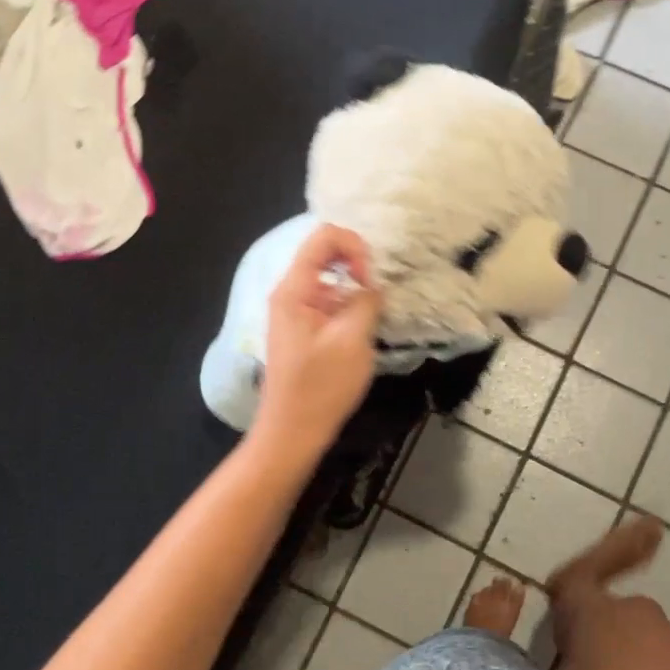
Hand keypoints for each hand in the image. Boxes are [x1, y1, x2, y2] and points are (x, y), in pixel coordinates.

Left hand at [251, 224, 382, 456]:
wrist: (292, 432)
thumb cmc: (321, 387)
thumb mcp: (353, 340)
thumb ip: (366, 301)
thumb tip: (373, 284)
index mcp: (294, 290)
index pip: (324, 237)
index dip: (355, 247)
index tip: (371, 280)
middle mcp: (290, 293)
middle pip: (326, 254)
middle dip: (358, 267)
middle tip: (378, 297)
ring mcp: (296, 312)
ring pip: (331, 280)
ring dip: (357, 291)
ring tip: (376, 316)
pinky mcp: (304, 330)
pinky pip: (330, 303)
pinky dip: (350, 308)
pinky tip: (365, 330)